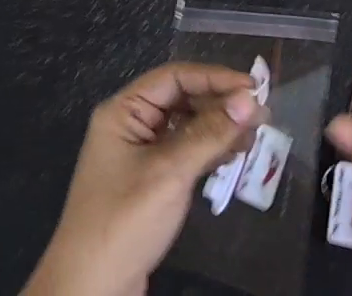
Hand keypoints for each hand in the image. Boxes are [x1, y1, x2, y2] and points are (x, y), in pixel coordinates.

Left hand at [24, 63, 266, 295]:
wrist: (90, 287)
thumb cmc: (125, 220)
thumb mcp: (170, 172)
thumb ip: (210, 133)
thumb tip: (249, 98)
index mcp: (123, 111)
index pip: (174, 77)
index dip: (214, 78)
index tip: (253, 89)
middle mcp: (130, 125)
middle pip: (181, 99)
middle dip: (220, 104)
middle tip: (262, 115)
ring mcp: (138, 154)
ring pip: (185, 126)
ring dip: (218, 128)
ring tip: (255, 136)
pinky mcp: (149, 180)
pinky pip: (183, 151)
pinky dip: (208, 150)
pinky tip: (233, 156)